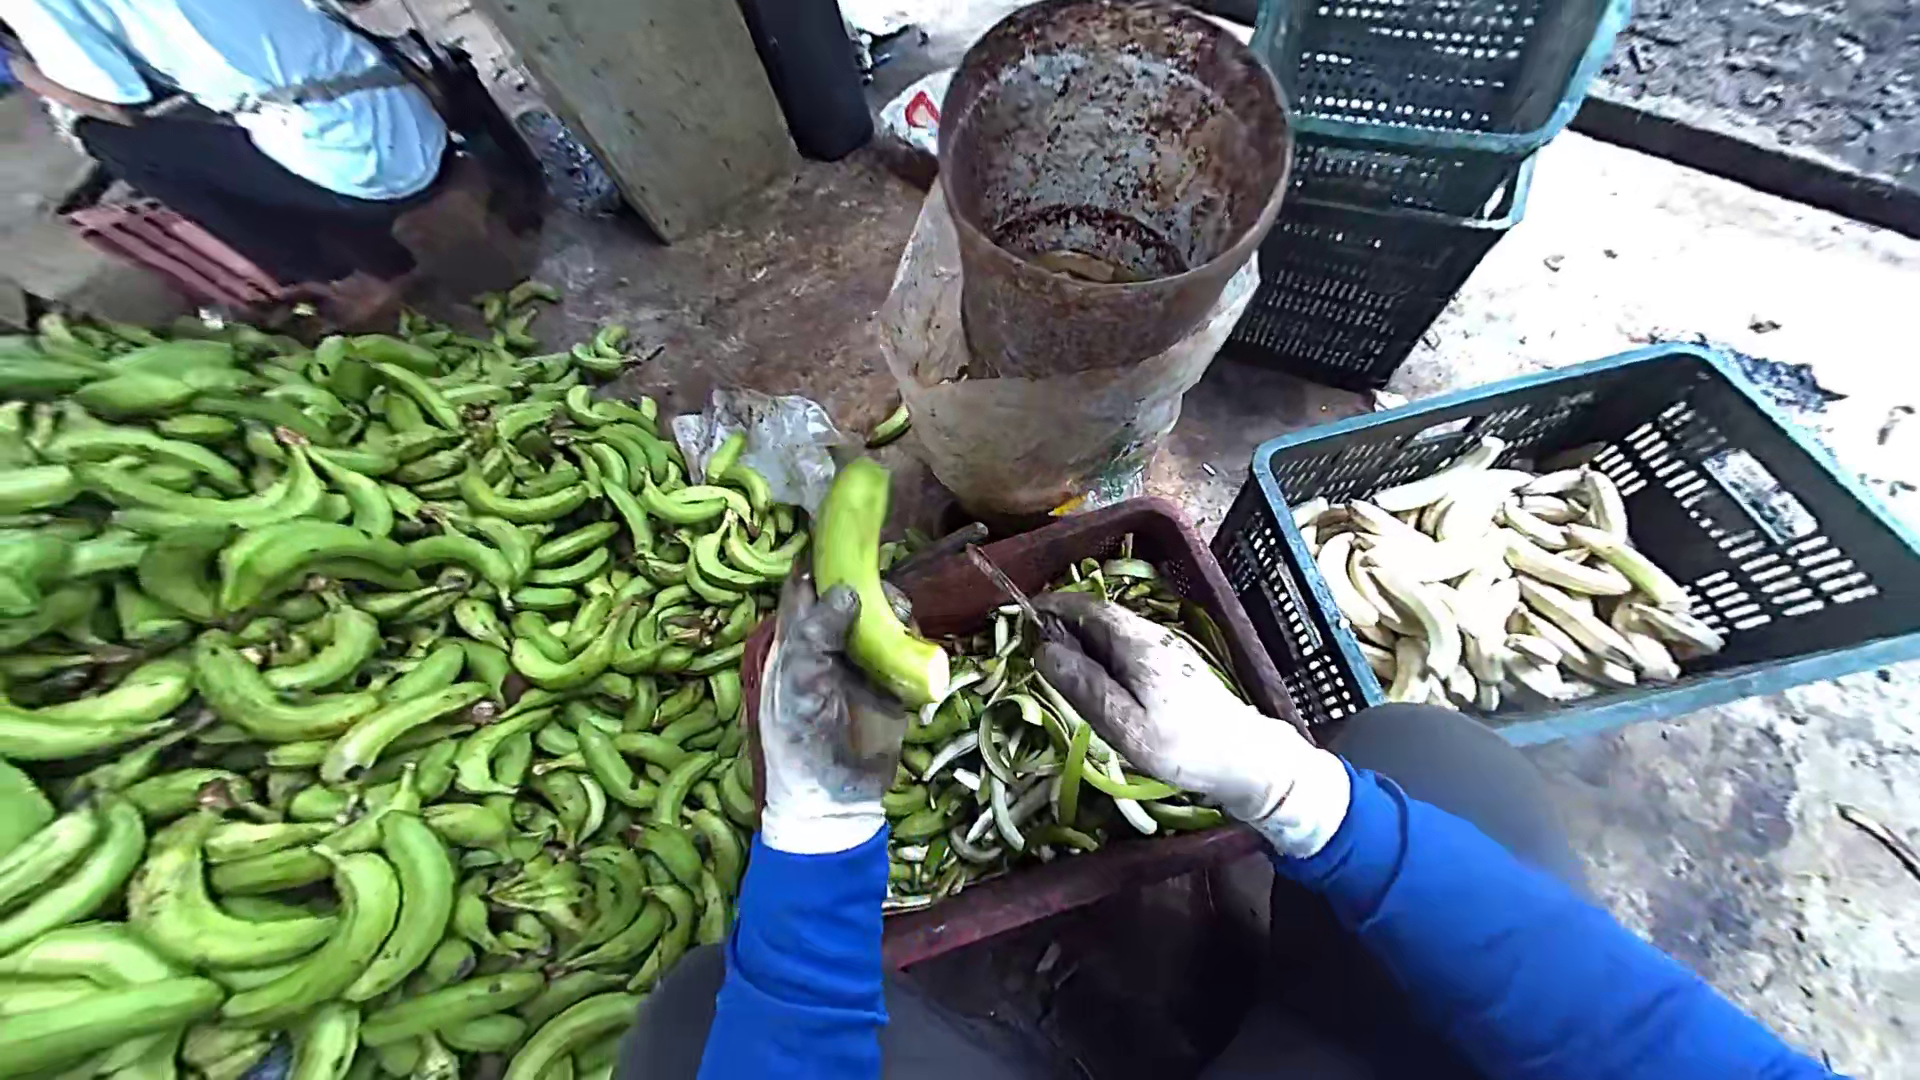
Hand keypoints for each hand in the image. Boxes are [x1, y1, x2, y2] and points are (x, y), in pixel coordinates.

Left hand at [756, 573, 907, 854]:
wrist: (838, 794)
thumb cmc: (802, 736)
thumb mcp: (798, 685)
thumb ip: (815, 635)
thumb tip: (846, 590)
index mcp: (798, 637)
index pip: (805, 585)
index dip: (819, 557)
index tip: (843, 530)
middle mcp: (832, 639)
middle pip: (852, 591)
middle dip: (868, 581)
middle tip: (882, 584)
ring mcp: (864, 656)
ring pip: (884, 613)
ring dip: (894, 609)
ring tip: (899, 621)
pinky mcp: (893, 675)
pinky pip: (907, 643)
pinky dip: (912, 638)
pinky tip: (912, 644)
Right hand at [1031, 592, 1350, 857]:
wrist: (1248, 761)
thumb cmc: (1183, 747)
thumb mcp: (1123, 723)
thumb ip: (1082, 684)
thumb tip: (1042, 649)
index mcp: (1135, 640)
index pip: (1084, 605)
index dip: (1049, 605)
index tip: (1021, 614)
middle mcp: (1148, 633)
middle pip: (1095, 615)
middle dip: (1061, 625)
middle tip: (1034, 651)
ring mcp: (1162, 646)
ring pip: (1109, 632)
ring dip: (1079, 641)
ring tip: (1060, 670)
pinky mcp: (1169, 663)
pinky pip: (1123, 647)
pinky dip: (1099, 654)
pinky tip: (1096, 682)